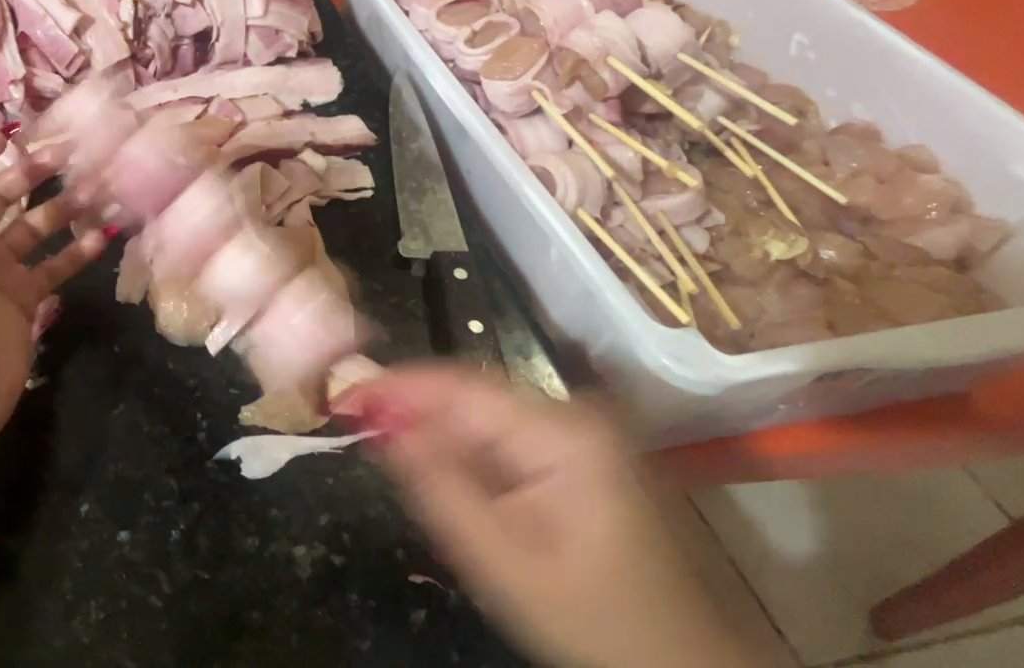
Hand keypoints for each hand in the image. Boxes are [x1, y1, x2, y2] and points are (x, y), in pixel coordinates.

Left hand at [0, 129, 106, 455]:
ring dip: (62, 208)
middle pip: (1, 197)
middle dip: (29, 174)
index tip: (9, 136)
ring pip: (34, 228)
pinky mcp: (24, 300)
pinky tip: (104, 236)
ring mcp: (0, 272)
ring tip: (98, 189)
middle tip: (67, 154)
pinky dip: (77, 252)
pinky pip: (54, 267)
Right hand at [344, 367, 763, 667]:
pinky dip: (465, 455)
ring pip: (481, 417)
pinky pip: (503, 438)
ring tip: (391, 458)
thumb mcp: (500, 560)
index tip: (340, 397)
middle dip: (410, 412)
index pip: (458, 384)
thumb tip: (378, 423)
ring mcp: (580, 432)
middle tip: (356, 430)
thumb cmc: (595, 621)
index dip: (393, 384)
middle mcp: (573, 414)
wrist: (683, 666)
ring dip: (435, 436)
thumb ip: (436, 485)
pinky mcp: (578, 453)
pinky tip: (445, 482)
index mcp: (562, 431)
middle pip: (468, 396)